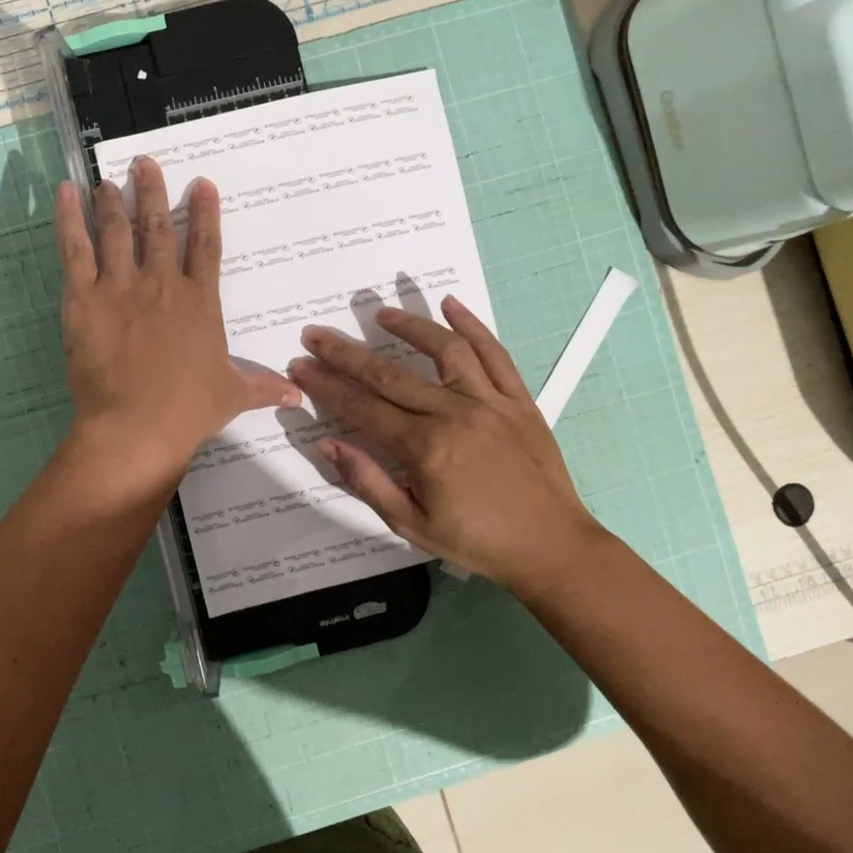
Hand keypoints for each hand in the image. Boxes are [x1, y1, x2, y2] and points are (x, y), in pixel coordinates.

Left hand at [53, 157, 299, 480]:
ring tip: (108, 180)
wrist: (136, 426)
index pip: (206, 246)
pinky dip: (68, 218)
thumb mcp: (231, 396)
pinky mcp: (83, 297)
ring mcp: (121, 285)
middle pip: (158, 226)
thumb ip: (262, 388)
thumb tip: (296, 395)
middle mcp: (161, 283)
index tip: (202, 184)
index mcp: (199, 301)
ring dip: (113, 201)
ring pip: (116, 230)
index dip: (205, 213)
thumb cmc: (187, 411)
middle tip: (144, 163)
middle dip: (152, 191)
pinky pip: (74, 248)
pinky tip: (66, 193)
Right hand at [286, 297, 604, 590]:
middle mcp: (455, 415)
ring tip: (380, 313)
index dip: (326, 386)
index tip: (300, 367)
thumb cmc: (476, 541)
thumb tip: (327, 444)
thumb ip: (366, 481)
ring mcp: (491, 403)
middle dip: (346, 354)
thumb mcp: (410, 523)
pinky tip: (450, 304)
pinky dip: (473, 326)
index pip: (362, 408)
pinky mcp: (520, 400)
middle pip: (390, 375)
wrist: (552, 547)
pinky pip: (495, 354)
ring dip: (409, 326)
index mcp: (425, 449)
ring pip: (444, 351)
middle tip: (316, 335)